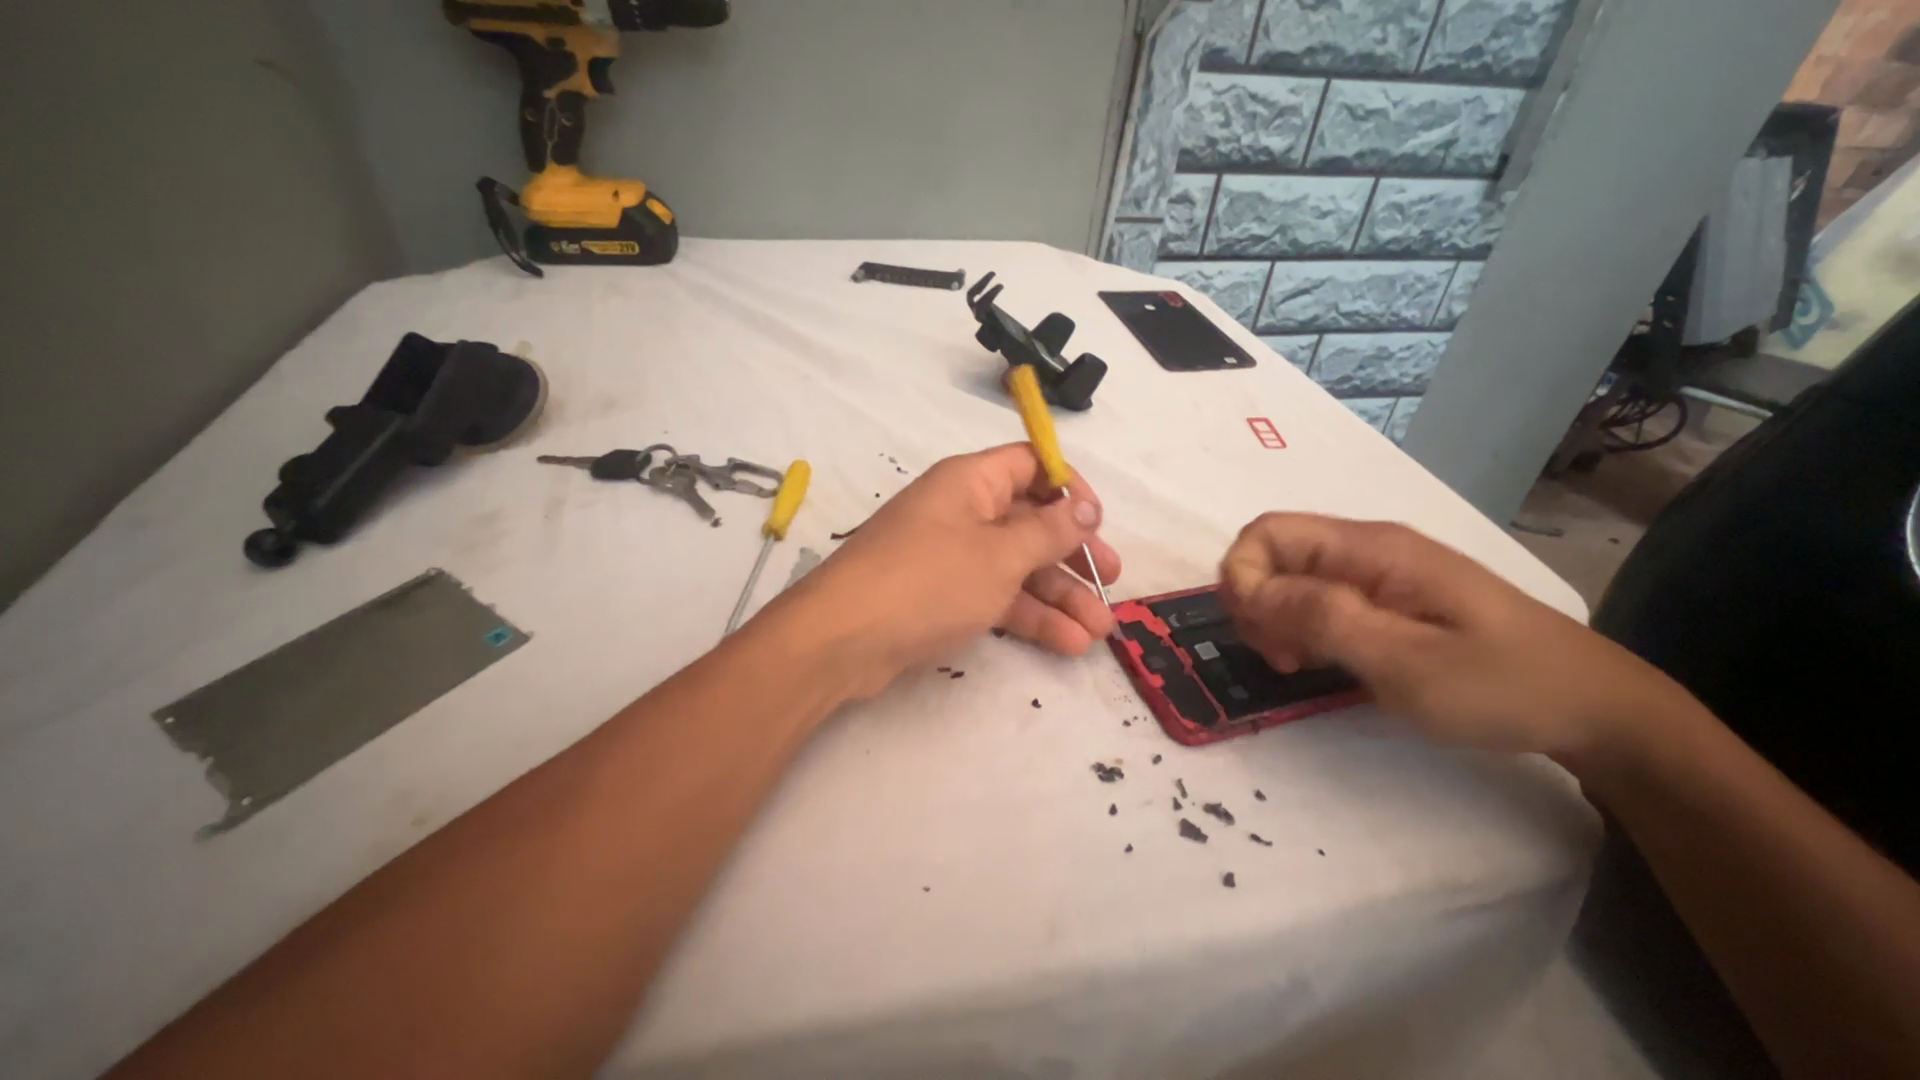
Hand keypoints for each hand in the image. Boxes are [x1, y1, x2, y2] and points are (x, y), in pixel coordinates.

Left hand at [766, 444, 1120, 696]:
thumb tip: (1086, 505)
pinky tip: (1065, 644)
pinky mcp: (939, 597)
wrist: (843, 639)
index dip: (1068, 488)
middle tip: (1112, 582)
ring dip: (1059, 596)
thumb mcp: (1000, 555)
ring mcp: (948, 557)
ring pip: (1016, 567)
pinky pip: (994, 597)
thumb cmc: (928, 581)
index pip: (1030, 465)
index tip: (1098, 523)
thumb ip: (1049, 531)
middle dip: (1073, 554)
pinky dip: (1028, 617)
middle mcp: (960, 511)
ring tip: (1099, 632)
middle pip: (1029, 521)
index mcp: (970, 482)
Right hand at [1218, 513, 1688, 759]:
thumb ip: (1324, 619)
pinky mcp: (1392, 602)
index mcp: (1371, 549)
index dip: (1243, 579)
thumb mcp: (1406, 662)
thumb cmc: (1501, 684)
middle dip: (1256, 603)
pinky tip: (1327, 665)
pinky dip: (1305, 630)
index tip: (1263, 638)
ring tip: (1304, 668)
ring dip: (1277, 621)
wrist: (1594, 707)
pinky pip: (1323, 601)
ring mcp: (1382, 576)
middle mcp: (1369, 550)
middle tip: (1284, 660)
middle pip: (1274, 554)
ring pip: (1293, 580)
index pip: (1267, 532)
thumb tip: (1251, 591)